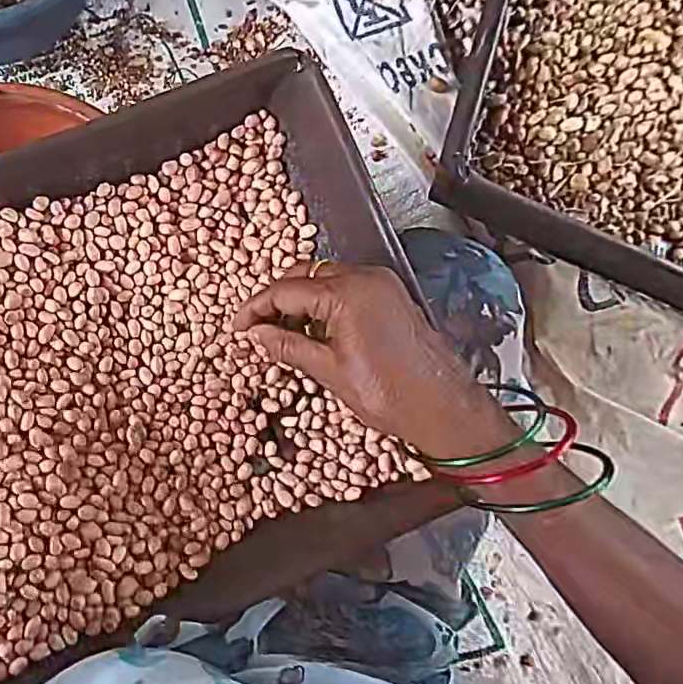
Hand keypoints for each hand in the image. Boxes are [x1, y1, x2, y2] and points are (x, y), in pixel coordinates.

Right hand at [232, 263, 499, 455]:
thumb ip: (287, 346)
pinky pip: (344, 288)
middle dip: (276, 301)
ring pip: (323, 280)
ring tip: (281, 335)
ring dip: (298, 302)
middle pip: (303, 276)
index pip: (285, 290)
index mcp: (347, 294)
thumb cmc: (392, 394)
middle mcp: (366, 279)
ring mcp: (381, 285)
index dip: (256, 308)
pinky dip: (322, 304)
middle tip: (257, 329)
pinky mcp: (389, 296)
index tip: (240, 326)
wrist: (442, 407)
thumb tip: (257, 334)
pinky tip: (311, 331)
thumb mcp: (327, 371)